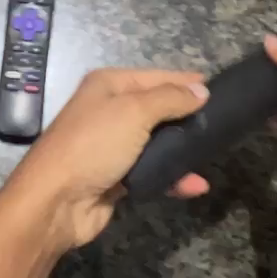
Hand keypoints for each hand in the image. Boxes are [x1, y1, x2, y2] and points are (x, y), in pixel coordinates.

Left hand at [1, 69, 209, 250]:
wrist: (56, 200)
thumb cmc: (94, 144)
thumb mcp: (134, 112)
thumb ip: (169, 99)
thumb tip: (200, 89)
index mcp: (109, 85)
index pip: (155, 77)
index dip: (184, 81)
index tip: (217, 89)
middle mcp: (109, 110)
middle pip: (156, 108)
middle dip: (186, 116)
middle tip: (220, 124)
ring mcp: (112, 145)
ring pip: (156, 141)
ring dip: (181, 149)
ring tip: (211, 154)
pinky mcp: (116, 176)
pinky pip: (152, 171)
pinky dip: (172, 176)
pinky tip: (195, 185)